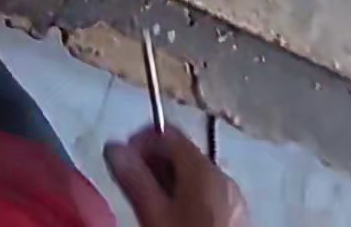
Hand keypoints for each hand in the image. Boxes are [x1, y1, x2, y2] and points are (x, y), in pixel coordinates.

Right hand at [106, 126, 247, 226]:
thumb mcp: (154, 216)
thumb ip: (132, 177)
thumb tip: (112, 145)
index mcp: (204, 169)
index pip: (166, 133)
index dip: (139, 141)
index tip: (122, 164)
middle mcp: (223, 177)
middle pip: (180, 152)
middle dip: (152, 163)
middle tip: (133, 188)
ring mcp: (234, 201)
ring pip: (191, 175)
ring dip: (166, 182)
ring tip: (150, 208)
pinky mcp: (238, 221)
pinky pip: (205, 195)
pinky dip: (184, 198)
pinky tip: (173, 221)